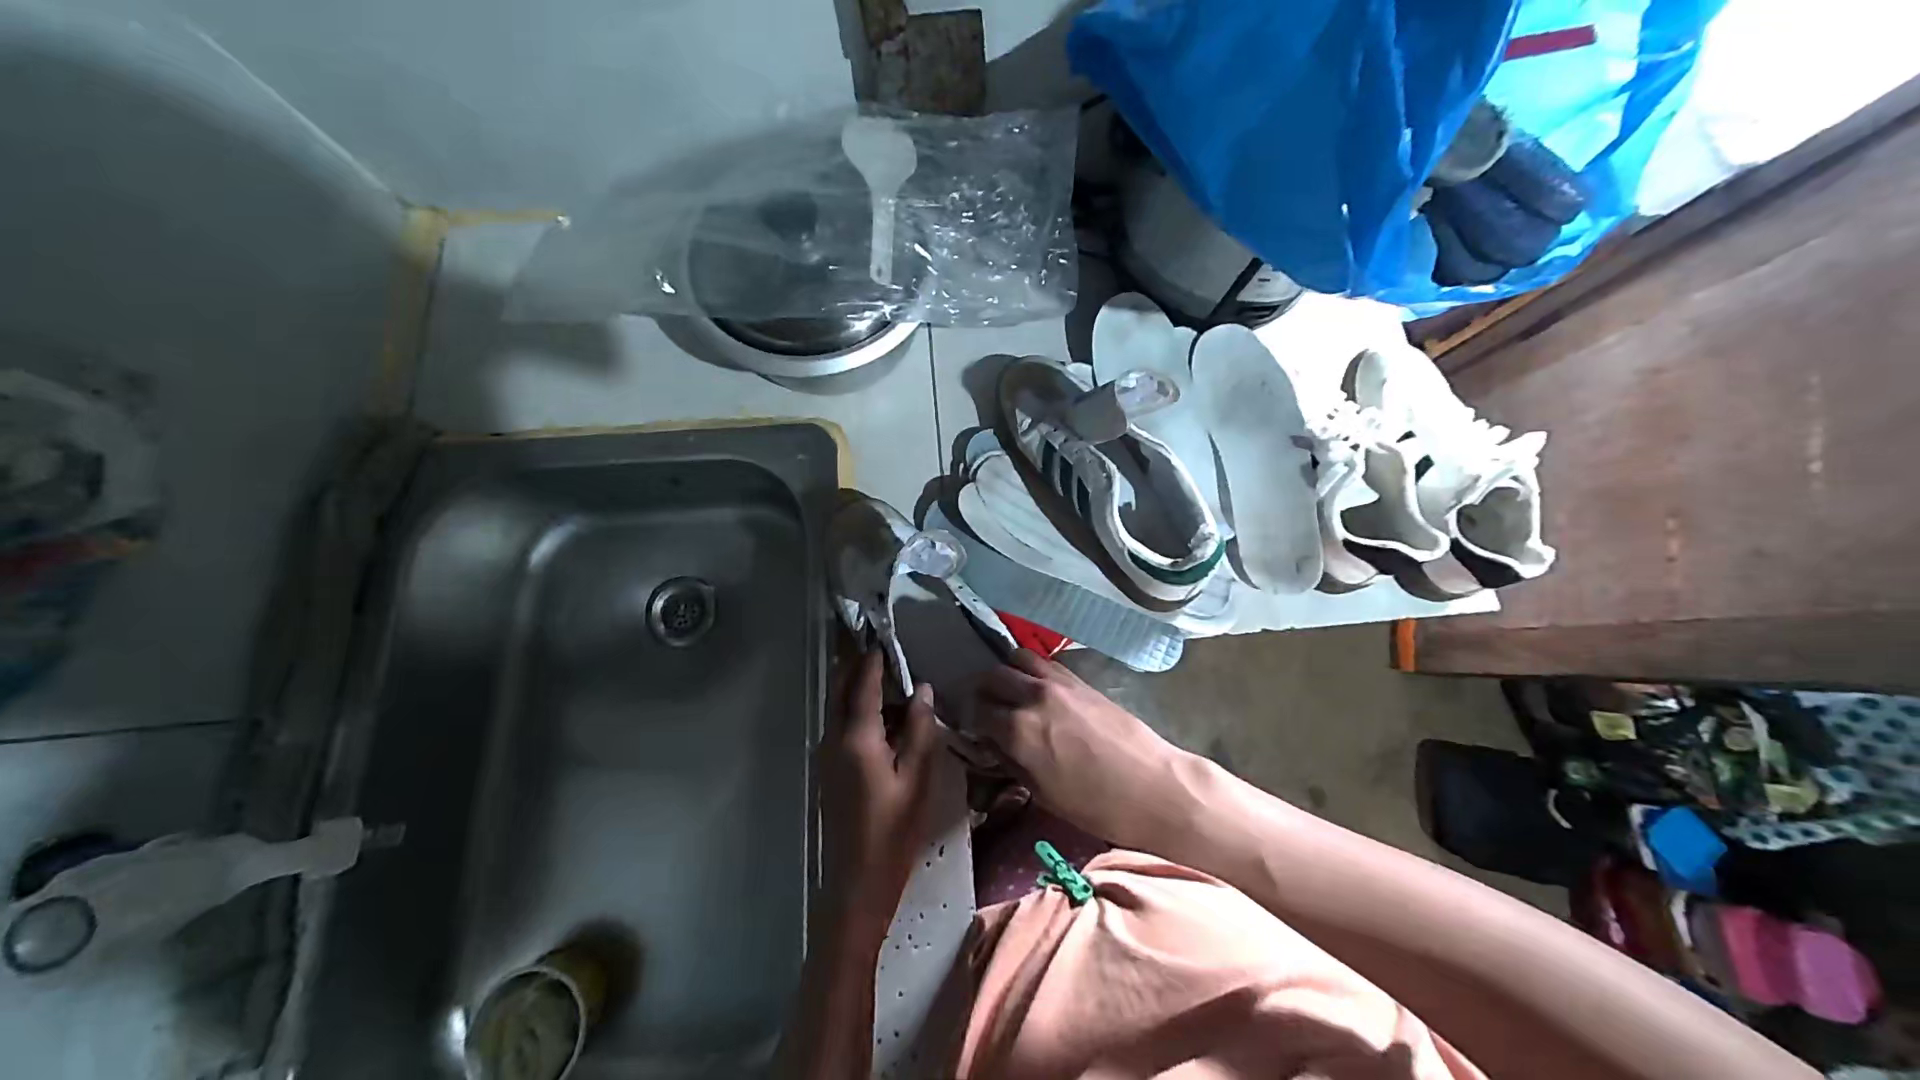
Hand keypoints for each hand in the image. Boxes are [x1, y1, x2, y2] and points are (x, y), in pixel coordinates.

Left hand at [820, 650, 939, 943]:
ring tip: (887, 674)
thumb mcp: (917, 777)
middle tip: (877, 644)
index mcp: (856, 738)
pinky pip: (842, 725)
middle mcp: (833, 739)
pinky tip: (883, 716)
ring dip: (857, 687)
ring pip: (839, 707)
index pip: (863, 685)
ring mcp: (827, 754)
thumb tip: (921, 689)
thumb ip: (919, 729)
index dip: (873, 659)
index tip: (883, 635)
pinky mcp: (829, 769)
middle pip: (841, 689)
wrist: (858, 881)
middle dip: (856, 664)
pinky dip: (858, 709)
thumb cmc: (894, 830)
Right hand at [973, 649, 1197, 850]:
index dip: (972, 723)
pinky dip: (1032, 670)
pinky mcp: (1080, 680)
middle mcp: (1033, 697)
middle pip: (992, 677)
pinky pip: (1044, 662)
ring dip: (1007, 674)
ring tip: (1012, 694)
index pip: (977, 712)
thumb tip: (993, 745)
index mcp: (1018, 730)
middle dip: (983, 692)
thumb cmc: (1097, 805)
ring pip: (1016, 659)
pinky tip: (1038, 691)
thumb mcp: (1043, 794)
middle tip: (987, 711)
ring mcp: (1058, 683)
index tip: (974, 733)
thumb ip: (1012, 763)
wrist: (1155, 788)